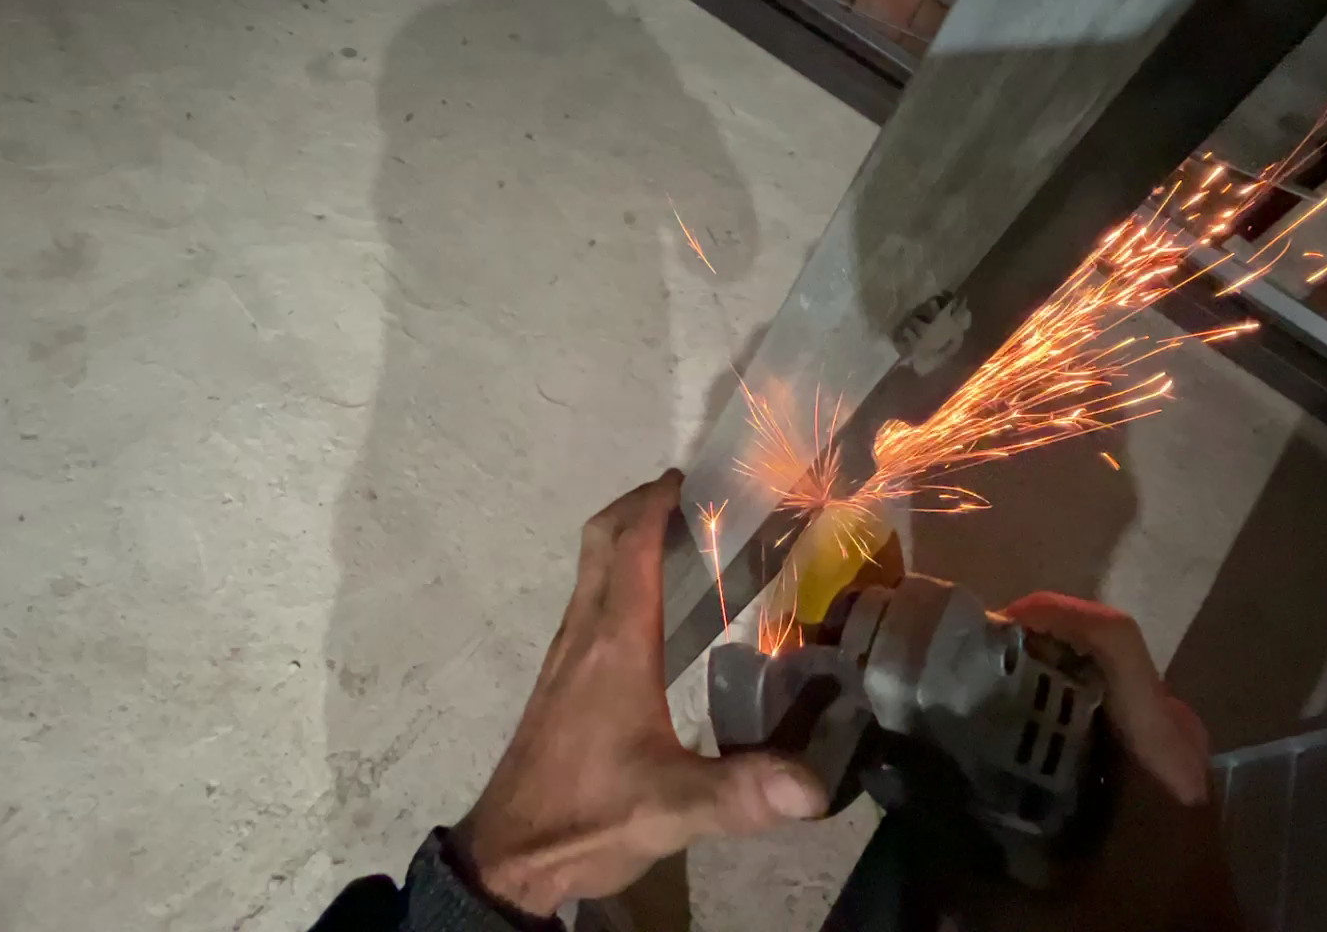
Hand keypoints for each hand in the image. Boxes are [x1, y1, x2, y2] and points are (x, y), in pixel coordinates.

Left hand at [453, 469, 826, 915]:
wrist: (510, 850)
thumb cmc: (587, 813)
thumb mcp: (671, 808)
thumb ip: (741, 792)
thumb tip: (816, 784)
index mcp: (615, 642)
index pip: (630, 548)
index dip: (655, 504)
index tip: (687, 477)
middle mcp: (586, 629)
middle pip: (601, 539)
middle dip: (637, 503)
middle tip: (685, 495)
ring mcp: (567, 646)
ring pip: (590, 562)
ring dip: (624, 531)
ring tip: (674, 531)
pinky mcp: (560, 667)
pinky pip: (588, 591)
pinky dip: (615, 566)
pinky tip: (647, 597)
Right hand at [987, 593, 1240, 930]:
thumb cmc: (1145, 921)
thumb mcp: (1055, 911)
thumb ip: (972, 875)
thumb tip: (900, 820)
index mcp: (1156, 745)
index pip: (1114, 638)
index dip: (1050, 613)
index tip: (985, 631)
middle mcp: (1165, 724)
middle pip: (1089, 646)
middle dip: (1018, 645)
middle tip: (955, 669)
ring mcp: (1161, 735)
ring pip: (1087, 670)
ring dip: (1028, 671)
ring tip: (968, 696)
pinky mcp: (1149, 753)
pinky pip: (1092, 698)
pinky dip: (1043, 699)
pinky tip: (1000, 734)